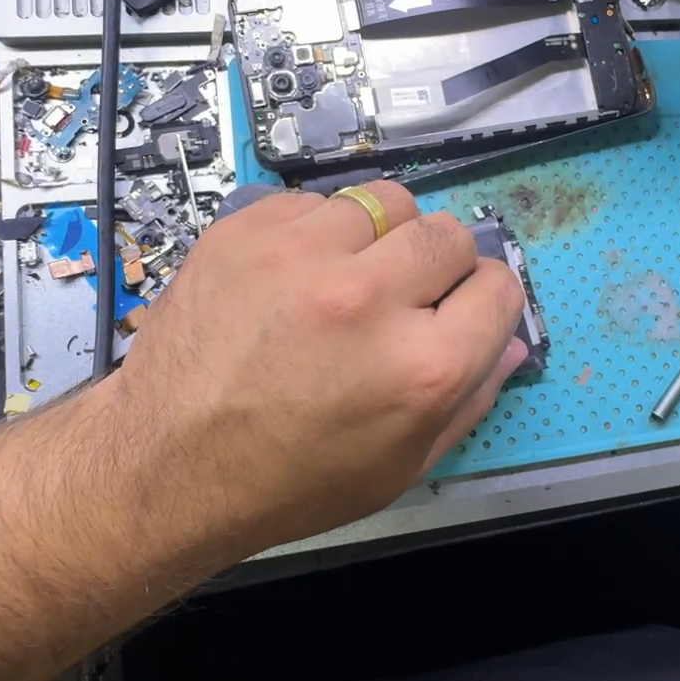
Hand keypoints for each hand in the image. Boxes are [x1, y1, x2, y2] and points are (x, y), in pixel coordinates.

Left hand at [104, 181, 527, 557]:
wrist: (168, 464)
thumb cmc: (294, 479)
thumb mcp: (403, 465)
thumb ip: (472, 398)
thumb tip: (512, 341)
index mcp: (422, 367)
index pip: (500, 287)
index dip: (484, 301)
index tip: (459, 311)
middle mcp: (370, 299)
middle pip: (450, 234)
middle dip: (439, 266)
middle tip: (401, 298)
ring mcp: (303, 255)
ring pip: (388, 201)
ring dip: (380, 238)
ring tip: (345, 278)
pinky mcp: (248, 229)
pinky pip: (318, 201)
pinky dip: (319, 232)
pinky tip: (295, 274)